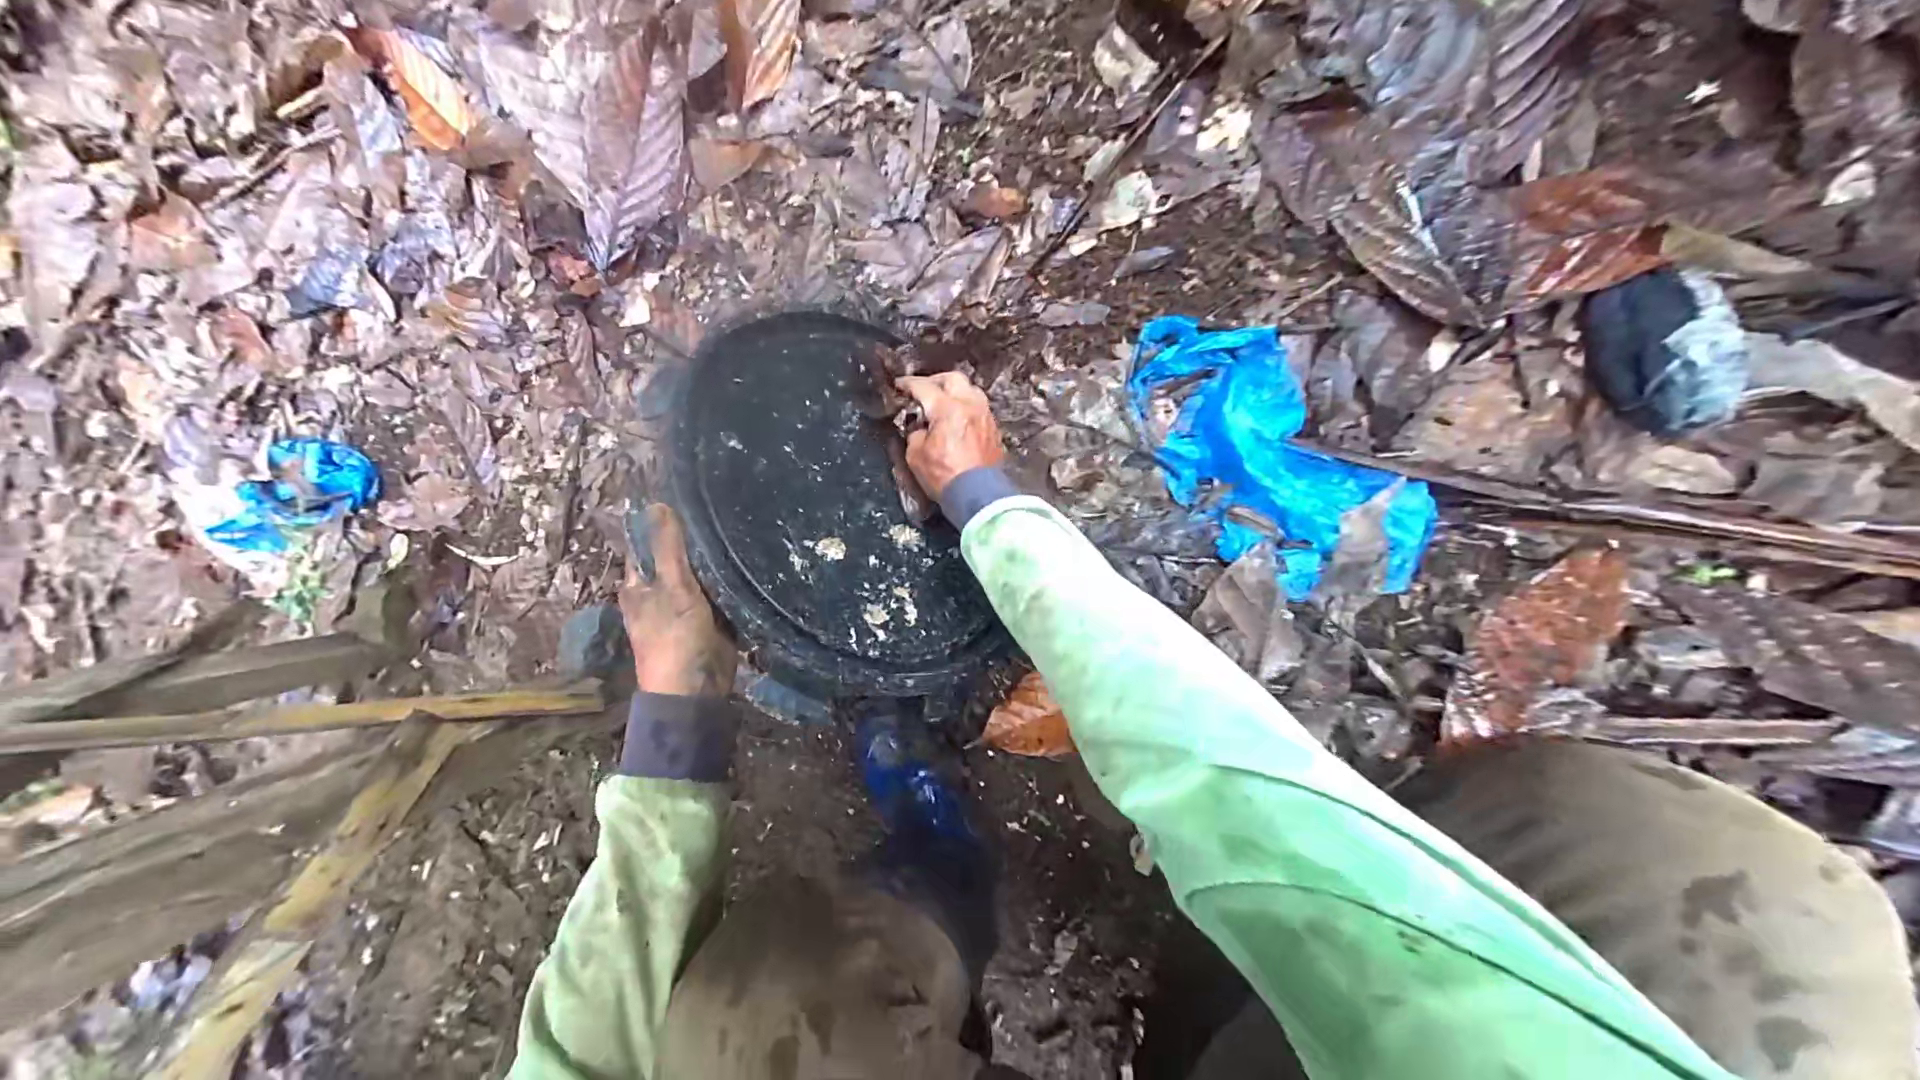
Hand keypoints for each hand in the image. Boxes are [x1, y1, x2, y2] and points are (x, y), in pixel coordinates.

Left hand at [619, 504, 736, 696]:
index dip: (665, 521)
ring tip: (741, 526)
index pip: (649, 542)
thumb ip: (668, 549)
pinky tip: (747, 560)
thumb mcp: (672, 589)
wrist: (696, 690)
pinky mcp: (712, 617)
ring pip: (703, 572)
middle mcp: (661, 591)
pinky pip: (721, 591)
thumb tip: (658, 504)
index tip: (692, 498)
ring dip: (717, 558)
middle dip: (698, 539)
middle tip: (726, 509)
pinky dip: (731, 579)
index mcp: (640, 584)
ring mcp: (688, 604)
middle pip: (680, 556)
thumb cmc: (675, 638)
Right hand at [896, 371, 1004, 497]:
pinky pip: (979, 408)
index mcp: (948, 409)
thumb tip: (919, 427)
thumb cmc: (945, 476)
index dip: (908, 384)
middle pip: (953, 379)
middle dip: (935, 381)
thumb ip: (915, 434)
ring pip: (970, 391)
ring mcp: (985, 417)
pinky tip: (958, 419)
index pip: (924, 387)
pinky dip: (966, 407)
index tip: (899, 386)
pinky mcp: (994, 430)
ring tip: (943, 403)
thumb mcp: (916, 456)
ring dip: (955, 392)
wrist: (978, 496)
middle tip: (923, 391)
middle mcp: (970, 406)